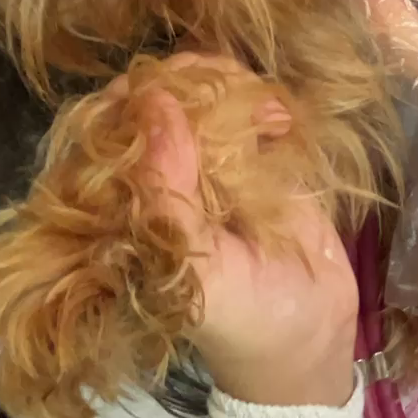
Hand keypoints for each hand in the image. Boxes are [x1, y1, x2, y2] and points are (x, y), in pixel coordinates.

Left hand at [130, 62, 359, 407]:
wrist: (315, 334)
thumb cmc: (249, 319)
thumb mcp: (198, 269)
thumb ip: (167, 195)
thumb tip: (154, 103)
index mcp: (120, 211)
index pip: (102, 137)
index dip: (131, 102)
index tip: (173, 91)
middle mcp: (154, 182)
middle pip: (148, 105)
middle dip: (187, 83)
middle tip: (228, 88)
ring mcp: (201, 165)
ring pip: (195, 97)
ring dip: (226, 84)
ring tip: (264, 109)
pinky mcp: (247, 158)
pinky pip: (239, 108)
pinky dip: (259, 98)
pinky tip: (280, 119)